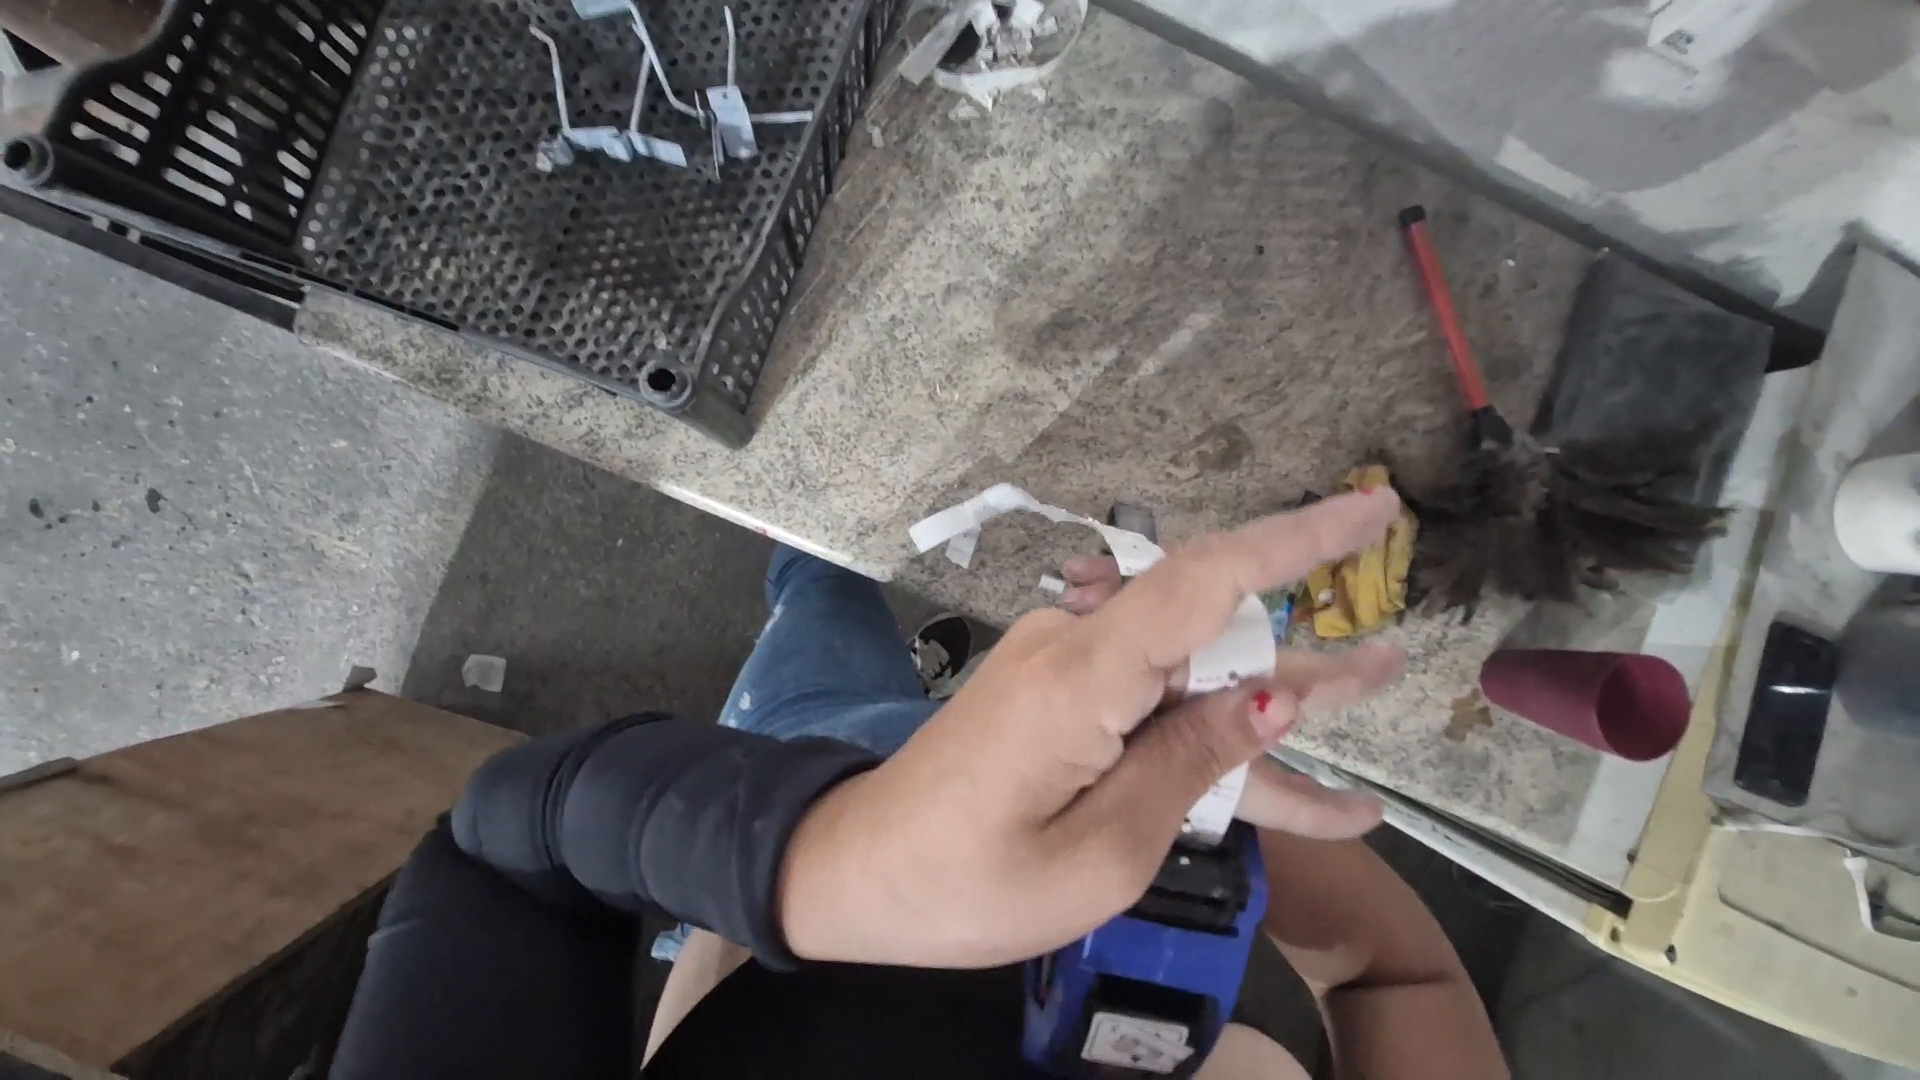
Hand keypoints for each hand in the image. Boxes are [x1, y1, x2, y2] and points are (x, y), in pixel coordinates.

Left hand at [777, 489, 1405, 967]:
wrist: (862, 870)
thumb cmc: (970, 884)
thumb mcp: (1100, 853)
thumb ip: (1188, 764)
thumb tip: (1273, 700)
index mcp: (1082, 676)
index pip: (1204, 581)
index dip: (1294, 539)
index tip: (1370, 509)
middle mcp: (1075, 649)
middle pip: (1208, 636)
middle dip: (1302, 661)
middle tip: (1389, 669)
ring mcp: (1065, 671)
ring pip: (1188, 682)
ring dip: (1270, 710)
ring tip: (1364, 714)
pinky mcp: (1058, 698)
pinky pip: (1148, 710)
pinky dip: (1211, 748)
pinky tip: (1296, 795)